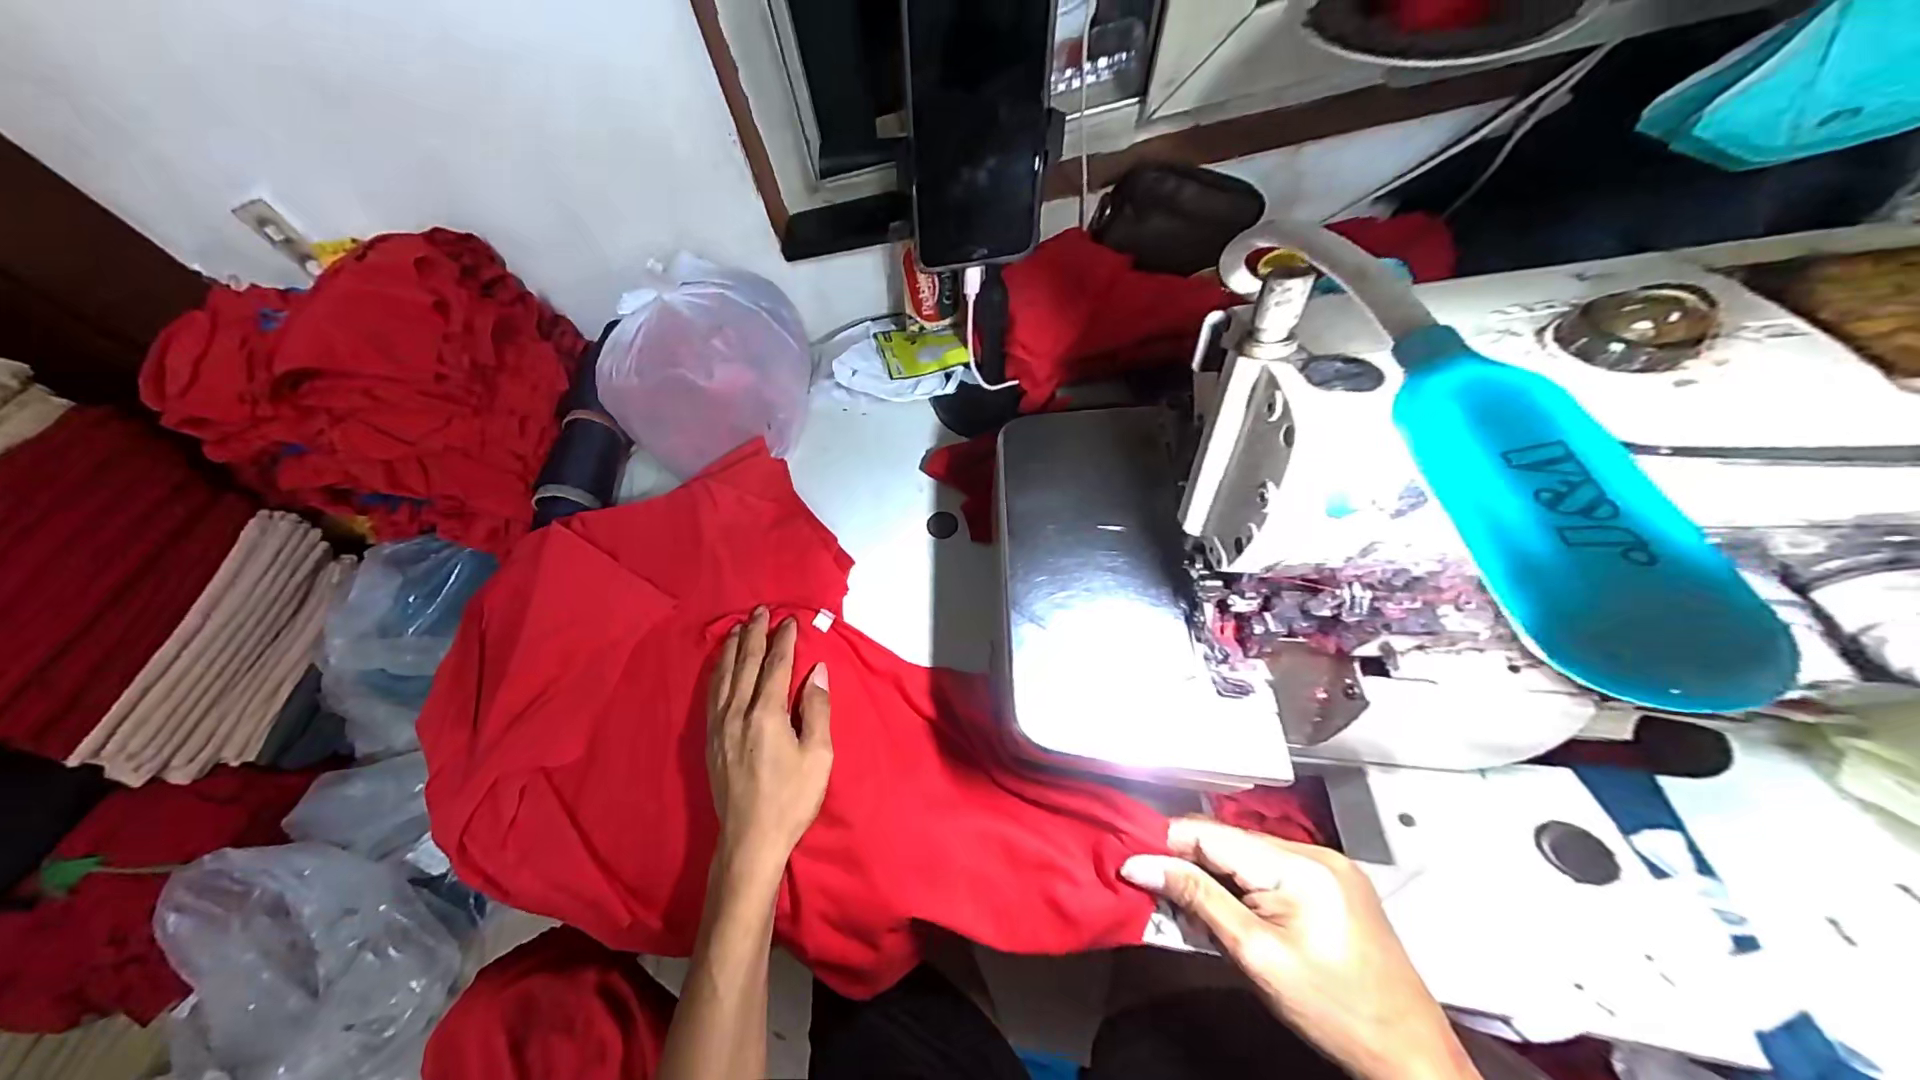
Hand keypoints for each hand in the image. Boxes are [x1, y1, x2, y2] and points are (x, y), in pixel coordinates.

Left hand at [707, 607, 832, 875]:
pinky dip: (718, 671)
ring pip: (725, 674)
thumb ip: (816, 709)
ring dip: (734, 647)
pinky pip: (712, 693)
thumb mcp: (818, 756)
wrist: (750, 838)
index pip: (776, 665)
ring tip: (740, 627)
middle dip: (755, 634)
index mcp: (766, 714)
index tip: (790, 620)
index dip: (784, 640)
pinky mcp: (710, 738)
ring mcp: (720, 725)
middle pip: (747, 663)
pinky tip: (722, 664)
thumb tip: (817, 671)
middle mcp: (738, 712)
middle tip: (761, 610)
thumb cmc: (792, 798)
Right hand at [1121, 819, 1478, 1079]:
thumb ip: (1197, 900)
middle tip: (1158, 898)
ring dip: (1212, 878)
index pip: (1210, 834)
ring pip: (1244, 855)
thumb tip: (1143, 865)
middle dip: (1188, 865)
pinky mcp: (1331, 882)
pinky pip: (1268, 869)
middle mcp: (1315, 853)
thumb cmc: (1339, 1015)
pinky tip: (1231, 916)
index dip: (1166, 844)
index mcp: (1299, 866)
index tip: (1132, 862)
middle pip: (1226, 842)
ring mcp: (1326, 866)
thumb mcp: (1255, 957)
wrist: (1412, 1057)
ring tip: (1196, 917)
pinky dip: (1241, 887)